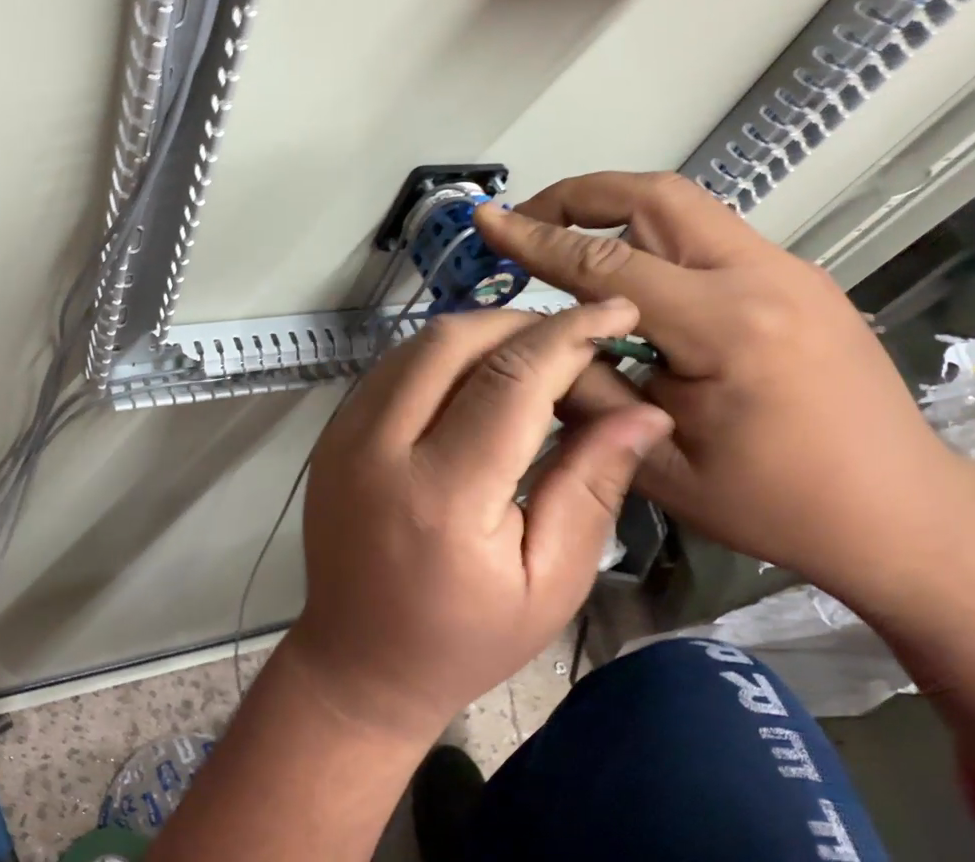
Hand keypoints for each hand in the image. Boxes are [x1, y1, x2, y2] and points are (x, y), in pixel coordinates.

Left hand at [287, 302, 673, 739]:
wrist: (358, 661)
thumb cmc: (464, 639)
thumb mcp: (550, 582)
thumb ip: (591, 486)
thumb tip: (643, 410)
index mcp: (441, 494)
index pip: (511, 379)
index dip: (570, 335)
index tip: (618, 312)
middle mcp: (378, 449)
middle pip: (454, 341)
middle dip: (524, 325)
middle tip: (578, 345)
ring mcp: (343, 436)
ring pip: (416, 346)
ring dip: (481, 336)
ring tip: (538, 360)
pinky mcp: (331, 435)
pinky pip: (392, 369)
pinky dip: (442, 357)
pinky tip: (482, 381)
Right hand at [472, 172, 964, 582]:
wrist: (901, 514)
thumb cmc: (775, 506)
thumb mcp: (659, 465)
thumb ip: (590, 393)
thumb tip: (538, 341)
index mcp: (727, 327)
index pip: (607, 262)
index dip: (536, 239)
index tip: (486, 220)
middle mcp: (763, 277)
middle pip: (656, 196)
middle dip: (578, 196)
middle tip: (524, 224)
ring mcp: (789, 270)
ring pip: (685, 207)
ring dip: (615, 212)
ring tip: (562, 246)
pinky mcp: (797, 280)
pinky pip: (708, 235)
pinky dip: (652, 237)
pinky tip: (626, 281)